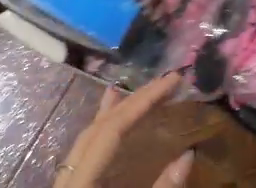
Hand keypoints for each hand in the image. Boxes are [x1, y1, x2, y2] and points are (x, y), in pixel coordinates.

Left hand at [52, 73, 194, 187]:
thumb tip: (189, 155)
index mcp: (82, 177)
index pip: (114, 127)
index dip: (144, 100)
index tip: (173, 79)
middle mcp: (69, 172)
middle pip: (100, 126)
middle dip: (133, 100)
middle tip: (165, 82)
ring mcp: (66, 179)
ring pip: (88, 135)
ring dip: (113, 111)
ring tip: (131, 89)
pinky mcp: (71, 185)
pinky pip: (83, 150)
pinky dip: (98, 131)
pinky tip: (106, 122)